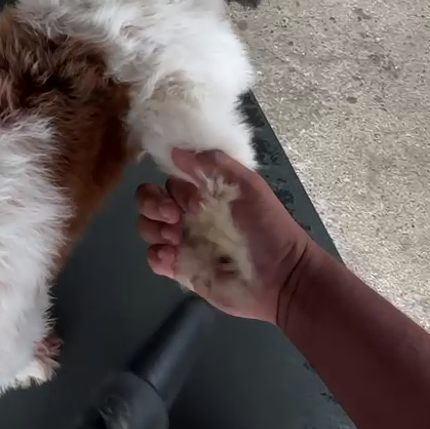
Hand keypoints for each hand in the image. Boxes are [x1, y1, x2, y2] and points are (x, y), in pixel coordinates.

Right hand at [135, 148, 318, 323]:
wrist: (283, 277)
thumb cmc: (269, 228)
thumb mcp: (249, 186)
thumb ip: (215, 164)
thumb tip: (176, 151)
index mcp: (202, 195)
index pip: (168, 182)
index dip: (172, 188)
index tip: (193, 199)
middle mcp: (187, 216)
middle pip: (148, 202)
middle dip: (152, 204)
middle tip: (174, 217)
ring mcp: (183, 243)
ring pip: (146, 228)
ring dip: (153, 228)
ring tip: (176, 238)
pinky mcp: (182, 270)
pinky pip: (153, 259)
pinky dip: (156, 256)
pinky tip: (173, 258)